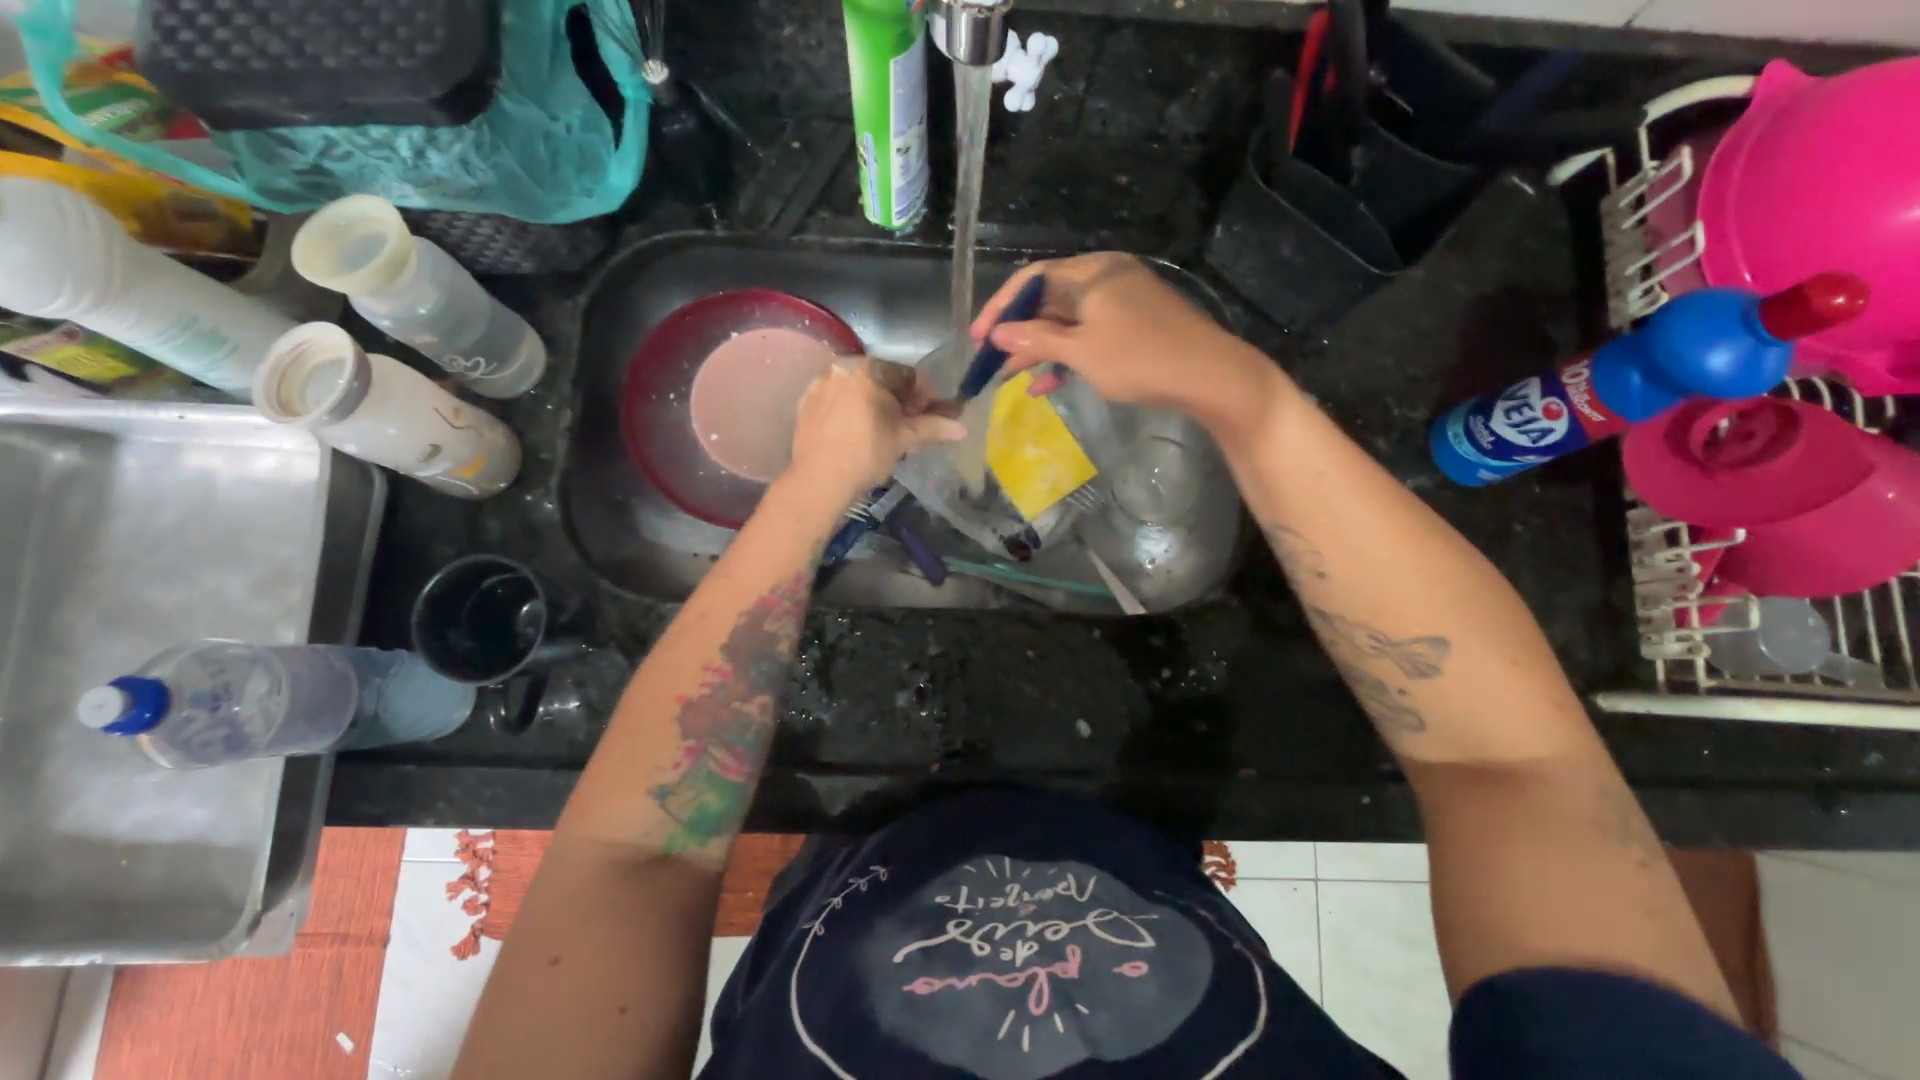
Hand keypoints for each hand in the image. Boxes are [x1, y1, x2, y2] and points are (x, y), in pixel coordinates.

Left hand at [784, 360, 964, 504]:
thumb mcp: (904, 438)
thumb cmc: (867, 453)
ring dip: (874, 405)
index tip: (930, 416)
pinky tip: (856, 432)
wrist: (819, 479)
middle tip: (909, 426)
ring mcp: (819, 385)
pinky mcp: (804, 405)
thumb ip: (932, 427)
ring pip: (857, 390)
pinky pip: (835, 401)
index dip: (924, 396)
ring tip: (883, 431)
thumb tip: (962, 428)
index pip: (907, 375)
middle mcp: (841, 368)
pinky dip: (850, 411)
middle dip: (899, 400)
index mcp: (868, 369)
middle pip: (880, 380)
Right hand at [969, 253, 1290, 439]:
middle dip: (1018, 332)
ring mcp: (1123, 302)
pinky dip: (1067, 356)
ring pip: (1068, 321)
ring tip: (1010, 377)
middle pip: (1049, 299)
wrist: (1210, 376)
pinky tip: (1046, 385)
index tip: (977, 338)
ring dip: (1039, 348)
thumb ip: (1036, 340)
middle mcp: (1106, 278)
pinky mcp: (1135, 326)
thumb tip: (997, 335)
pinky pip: (1089, 335)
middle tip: (988, 360)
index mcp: (1093, 271)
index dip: (1001, 307)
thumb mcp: (1081, 352)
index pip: (1033, 278)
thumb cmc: (1140, 358)